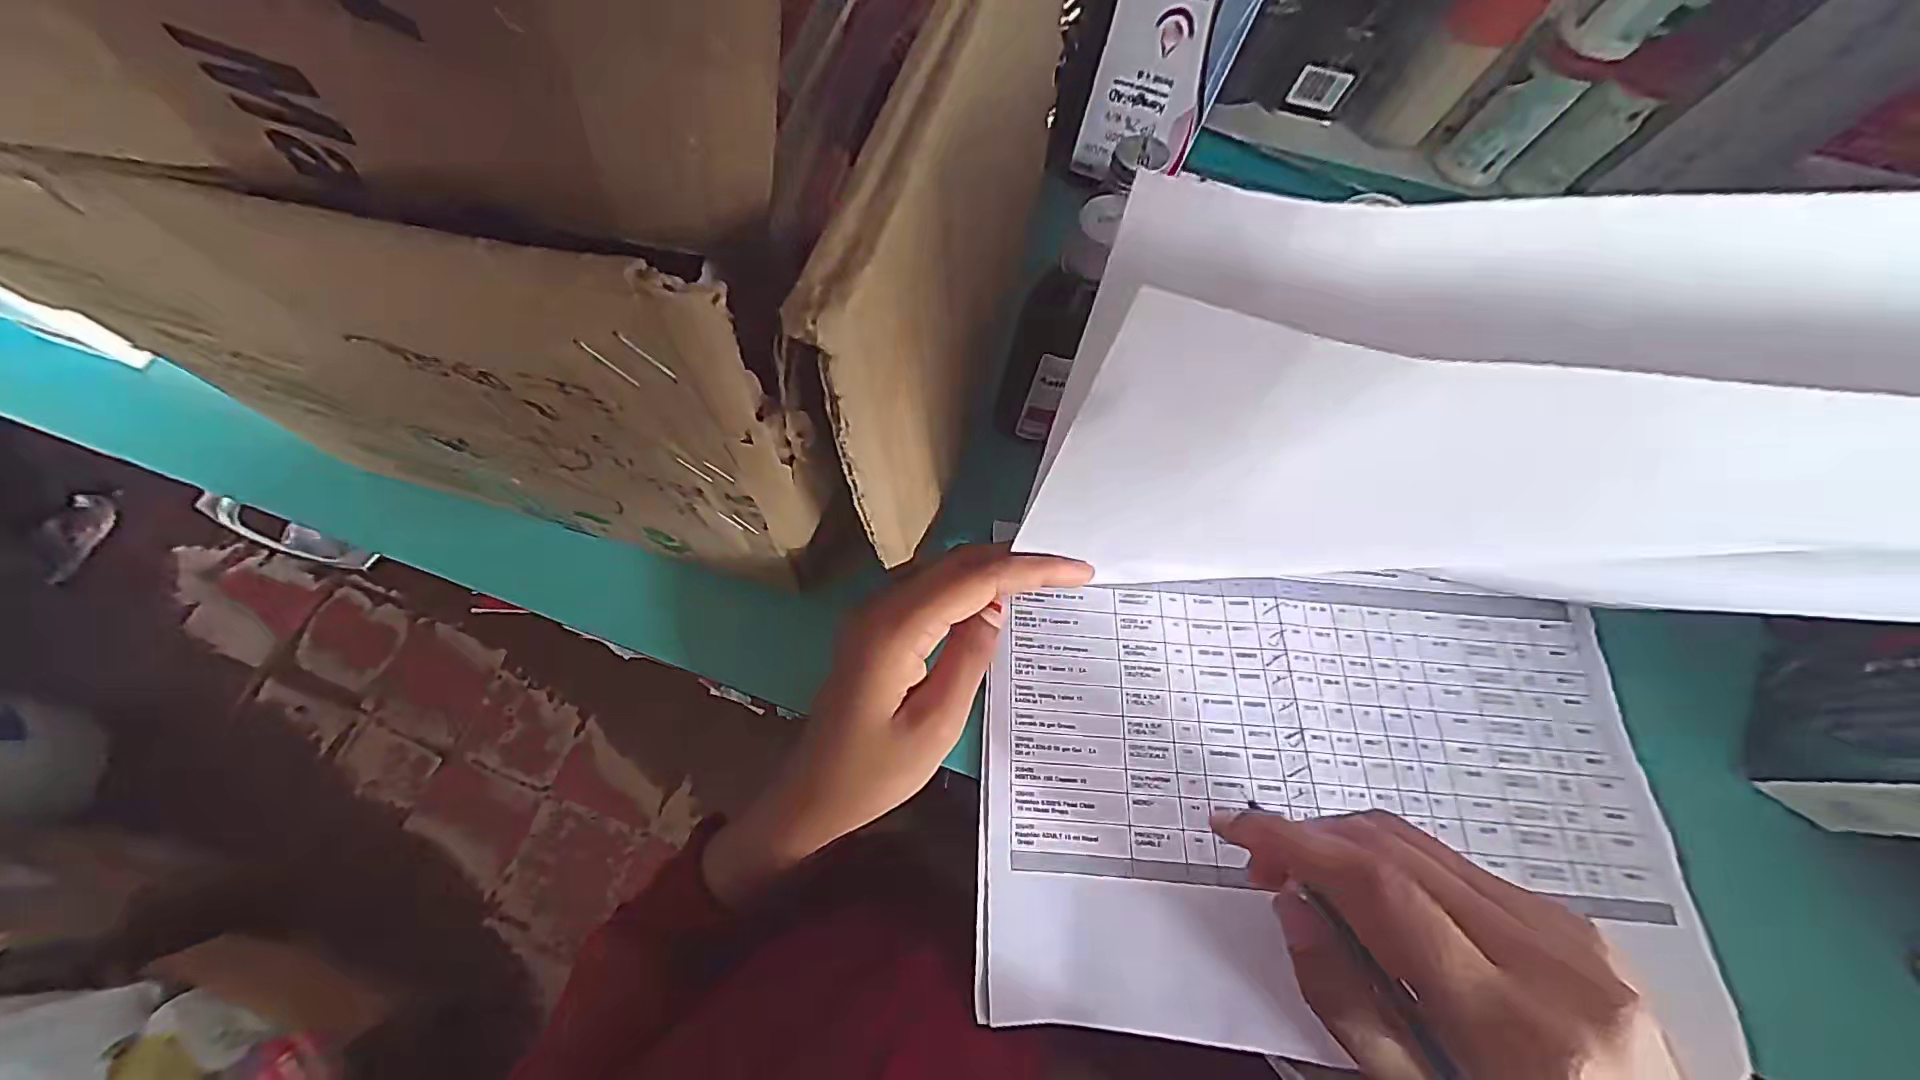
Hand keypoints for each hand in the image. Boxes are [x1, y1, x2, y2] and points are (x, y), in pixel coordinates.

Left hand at [704, 543, 1093, 904]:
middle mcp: (880, 606)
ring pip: (944, 569)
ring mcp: (873, 612)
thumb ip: (970, 658)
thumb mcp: (936, 725)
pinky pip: (930, 589)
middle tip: (1068, 570)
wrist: (813, 792)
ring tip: (1043, 579)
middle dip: (1015, 560)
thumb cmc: (874, 773)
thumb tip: (996, 607)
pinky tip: (994, 600)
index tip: (1076, 570)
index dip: (1029, 569)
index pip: (974, 579)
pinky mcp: (876, 625)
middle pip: (957, 562)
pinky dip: (969, 585)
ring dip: (993, 568)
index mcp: (895, 629)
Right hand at [1212, 810, 1681, 1079]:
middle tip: (1263, 864)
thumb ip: (1350, 1010)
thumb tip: (1293, 907)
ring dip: (1350, 846)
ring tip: (1312, 879)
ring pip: (1425, 846)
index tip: (1237, 826)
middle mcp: (1555, 964)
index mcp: (1518, 1027)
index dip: (1294, 842)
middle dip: (1312, 838)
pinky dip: (1399, 866)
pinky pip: (1461, 868)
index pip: (1380, 887)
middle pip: (1398, 850)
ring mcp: (1576, 941)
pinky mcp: (1579, 931)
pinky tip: (1379, 900)